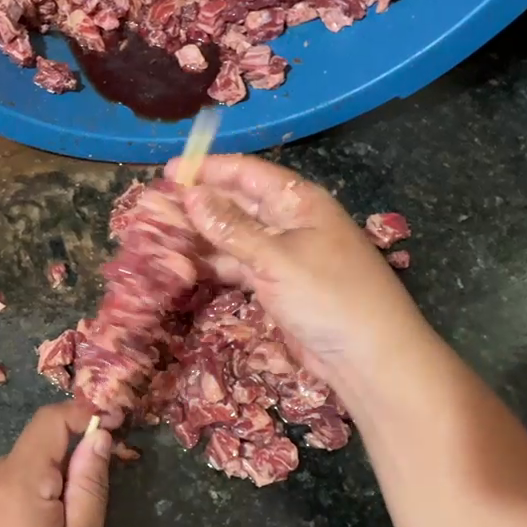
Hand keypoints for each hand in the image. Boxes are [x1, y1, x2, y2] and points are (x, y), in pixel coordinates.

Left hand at [0, 402, 113, 526]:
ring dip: (48, 480)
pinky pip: (4, 483)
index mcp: (18, 480)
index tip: (114, 427)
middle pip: (38, 444)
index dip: (84, 414)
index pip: (50, 420)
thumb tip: (100, 436)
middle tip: (94, 499)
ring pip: (22, 465)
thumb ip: (90, 488)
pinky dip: (27, 493)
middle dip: (70, 459)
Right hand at [165, 154, 428, 393]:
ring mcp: (284, 255)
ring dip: (201, 236)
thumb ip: (230, 228)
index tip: (171, 172)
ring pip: (234, 236)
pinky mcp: (277, 285)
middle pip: (237, 203)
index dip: (209, 170)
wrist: (370, 357)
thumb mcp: (276, 259)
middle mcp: (290, 222)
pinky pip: (238, 265)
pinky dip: (214, 264)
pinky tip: (185, 266)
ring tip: (161, 234)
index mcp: (299, 202)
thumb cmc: (329, 296)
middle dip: (199, 203)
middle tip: (156, 205)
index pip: (248, 174)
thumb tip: (191, 195)